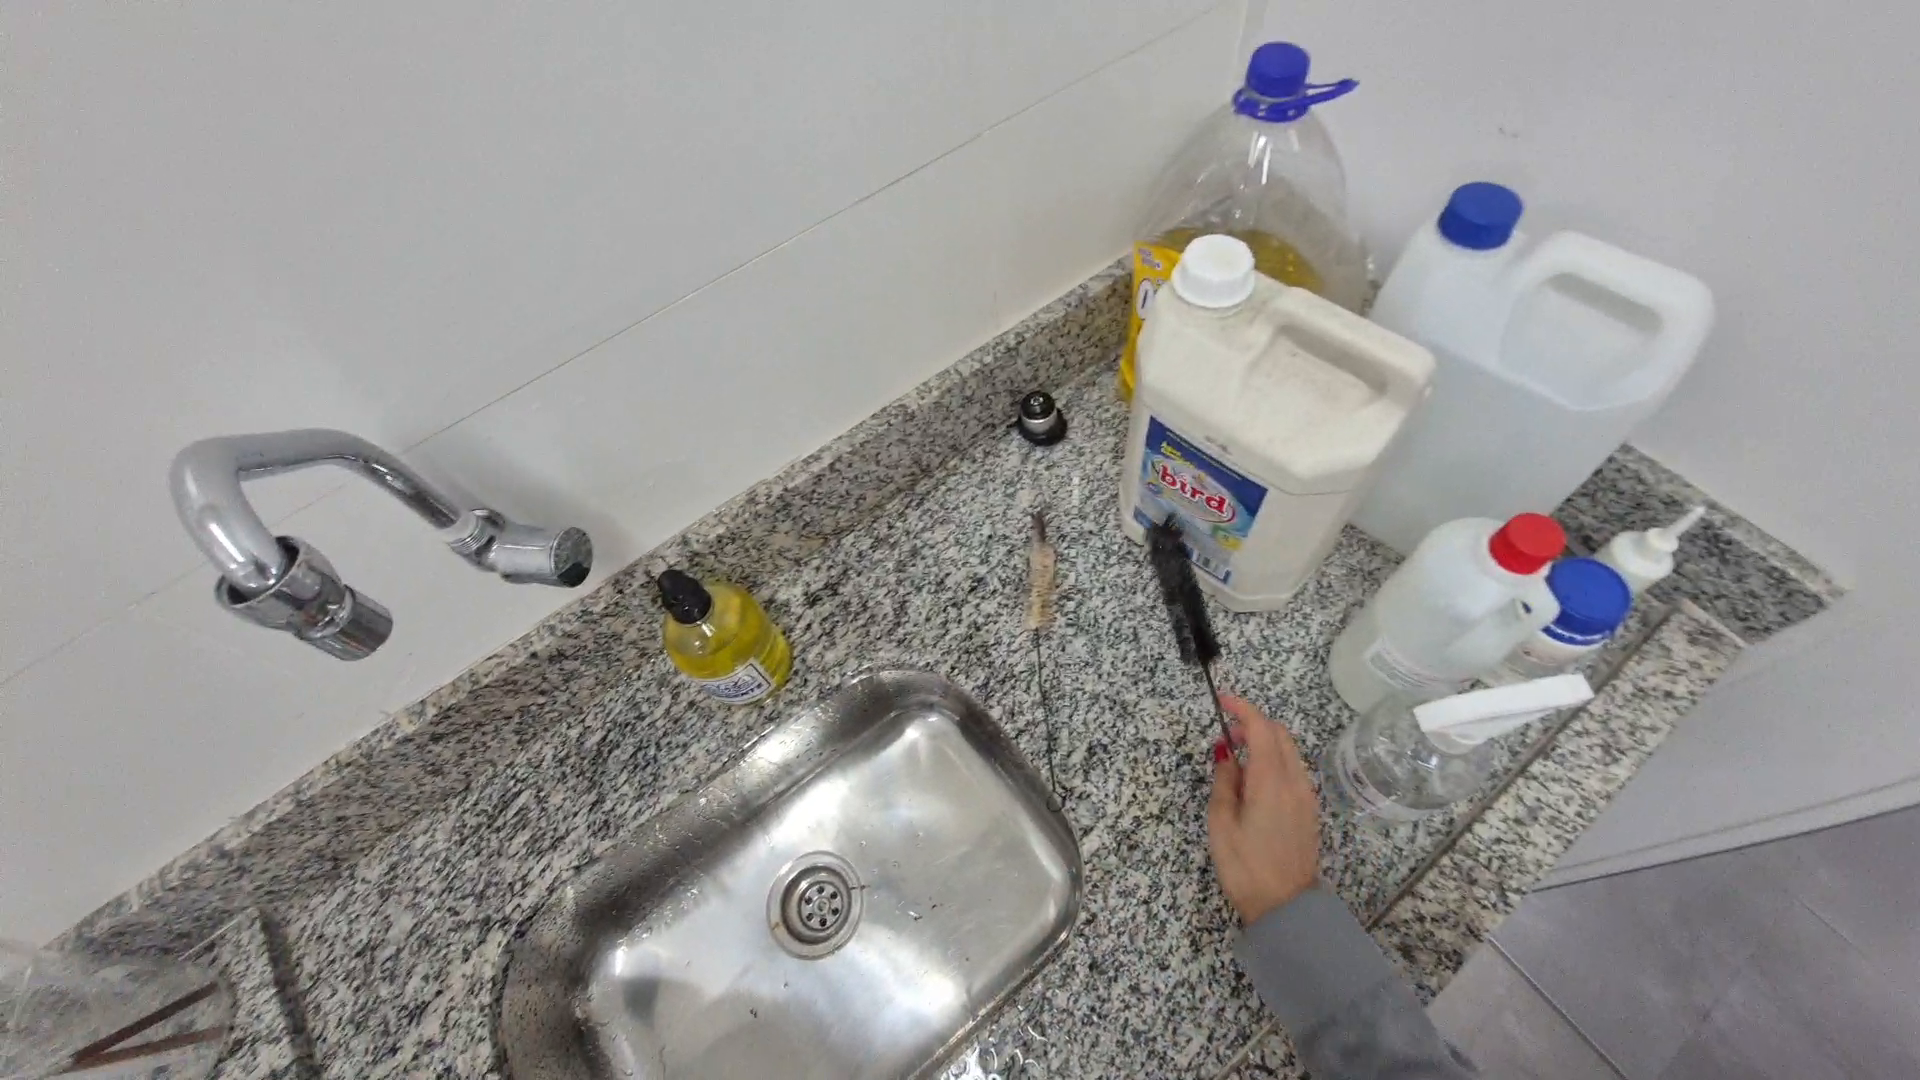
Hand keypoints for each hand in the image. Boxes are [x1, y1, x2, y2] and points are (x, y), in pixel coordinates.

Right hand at [1207, 694, 1322, 924]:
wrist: (1287, 910)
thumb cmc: (1245, 867)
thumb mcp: (1221, 822)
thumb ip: (1224, 781)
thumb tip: (1227, 754)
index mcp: (1271, 782)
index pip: (1262, 728)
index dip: (1242, 708)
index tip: (1221, 701)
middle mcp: (1295, 782)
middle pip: (1280, 734)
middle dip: (1252, 724)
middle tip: (1224, 737)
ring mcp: (1306, 797)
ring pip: (1289, 751)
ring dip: (1264, 743)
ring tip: (1236, 761)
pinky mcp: (1309, 811)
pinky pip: (1293, 770)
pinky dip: (1273, 760)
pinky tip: (1254, 781)